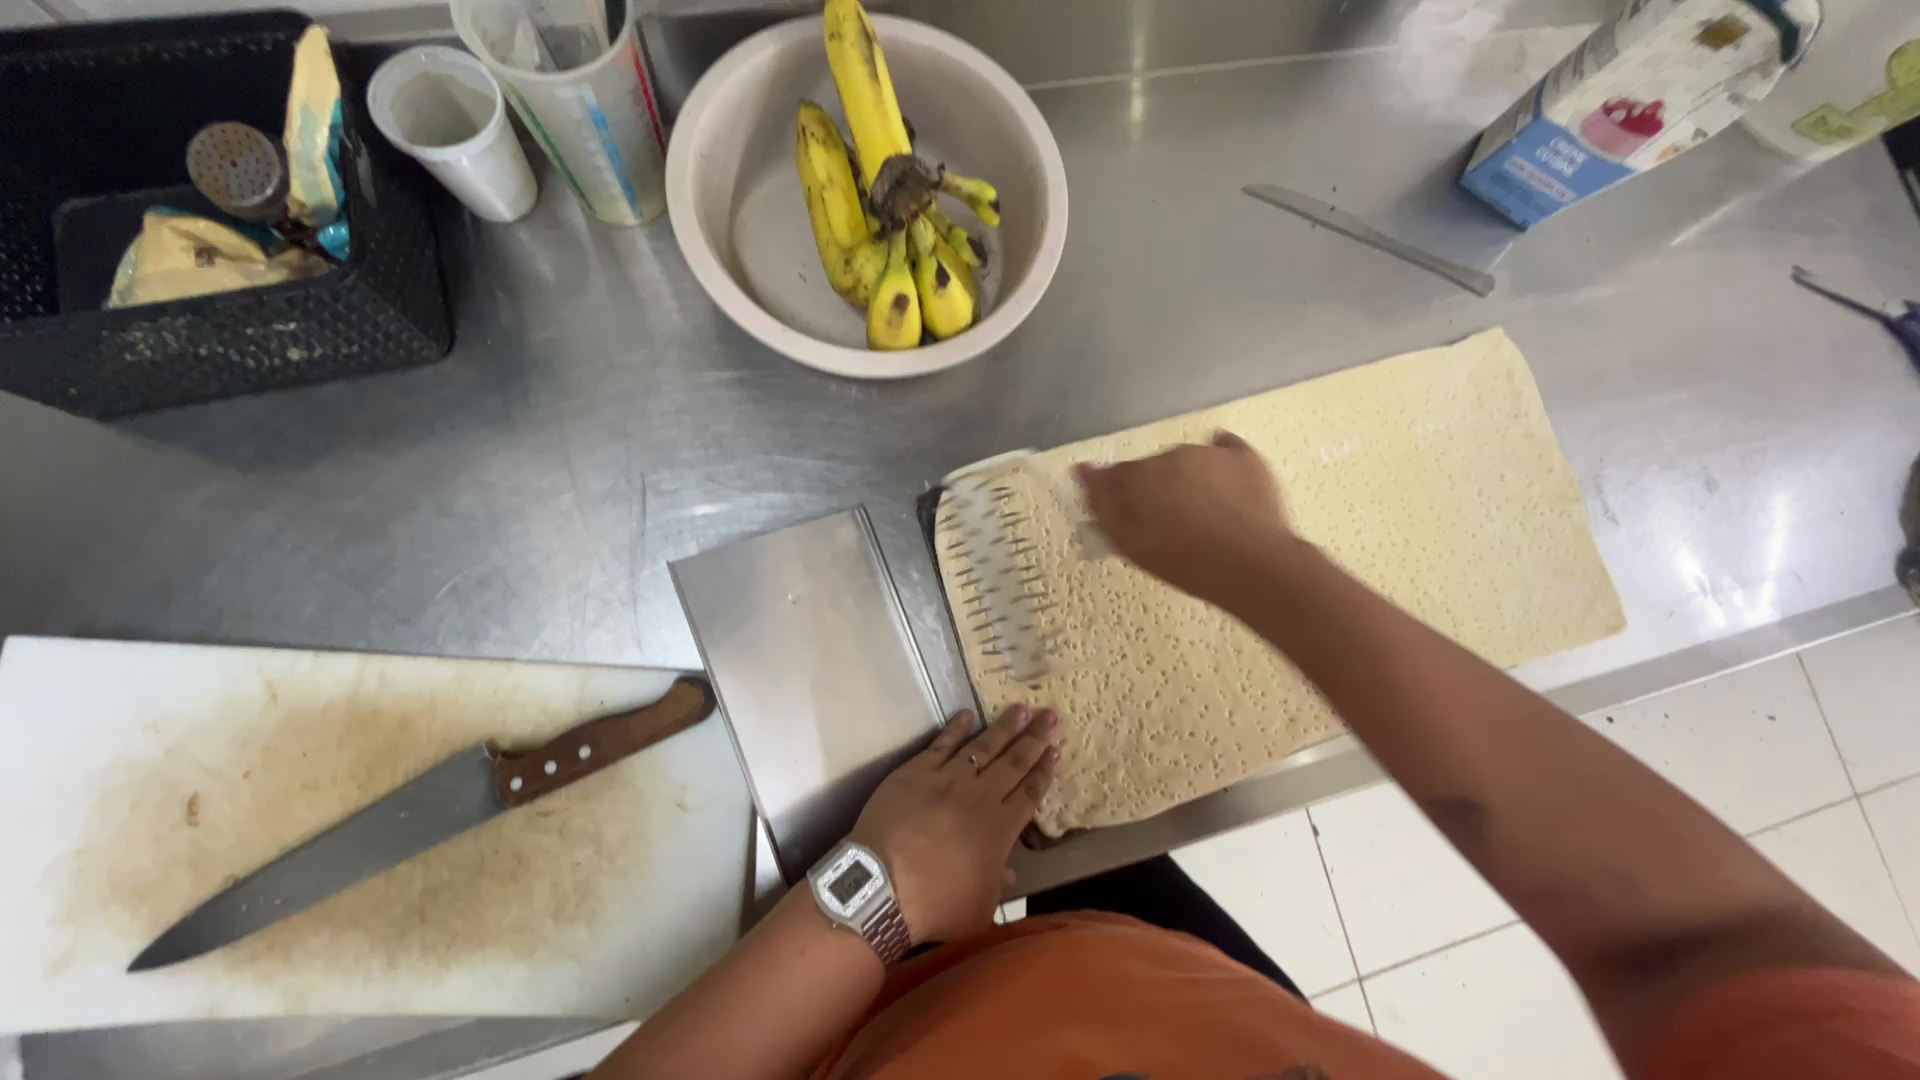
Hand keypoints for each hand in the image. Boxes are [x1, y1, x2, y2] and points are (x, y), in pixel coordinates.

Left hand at [847, 704, 1058, 945]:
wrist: (882, 886)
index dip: (1044, 772)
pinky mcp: (916, 771)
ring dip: (1004, 726)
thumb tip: (1010, 873)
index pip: (1030, 793)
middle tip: (1050, 715)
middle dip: (1035, 738)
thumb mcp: (979, 909)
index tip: (1055, 751)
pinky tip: (968, 715)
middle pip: (1013, 762)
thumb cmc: (934, 905)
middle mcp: (979, 796)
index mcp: (999, 828)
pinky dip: (956, 728)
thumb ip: (997, 887)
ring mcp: (947, 779)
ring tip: (1021, 708)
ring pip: (983, 746)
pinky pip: (942, 744)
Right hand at [1075, 431, 1301, 607]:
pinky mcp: (1245, 458)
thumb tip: (1081, 469)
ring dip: (1186, 481)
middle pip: (1153, 468)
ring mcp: (1211, 453)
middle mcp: (1172, 454)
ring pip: (1187, 462)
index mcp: (1140, 474)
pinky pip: (1225, 451)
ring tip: (1199, 517)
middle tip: (1167, 526)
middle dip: (1154, 490)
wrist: (1252, 567)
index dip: (1121, 498)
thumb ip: (1101, 503)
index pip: (1116, 476)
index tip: (1131, 521)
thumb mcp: (1129, 542)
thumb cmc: (1185, 562)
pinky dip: (1220, 464)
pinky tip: (1224, 484)